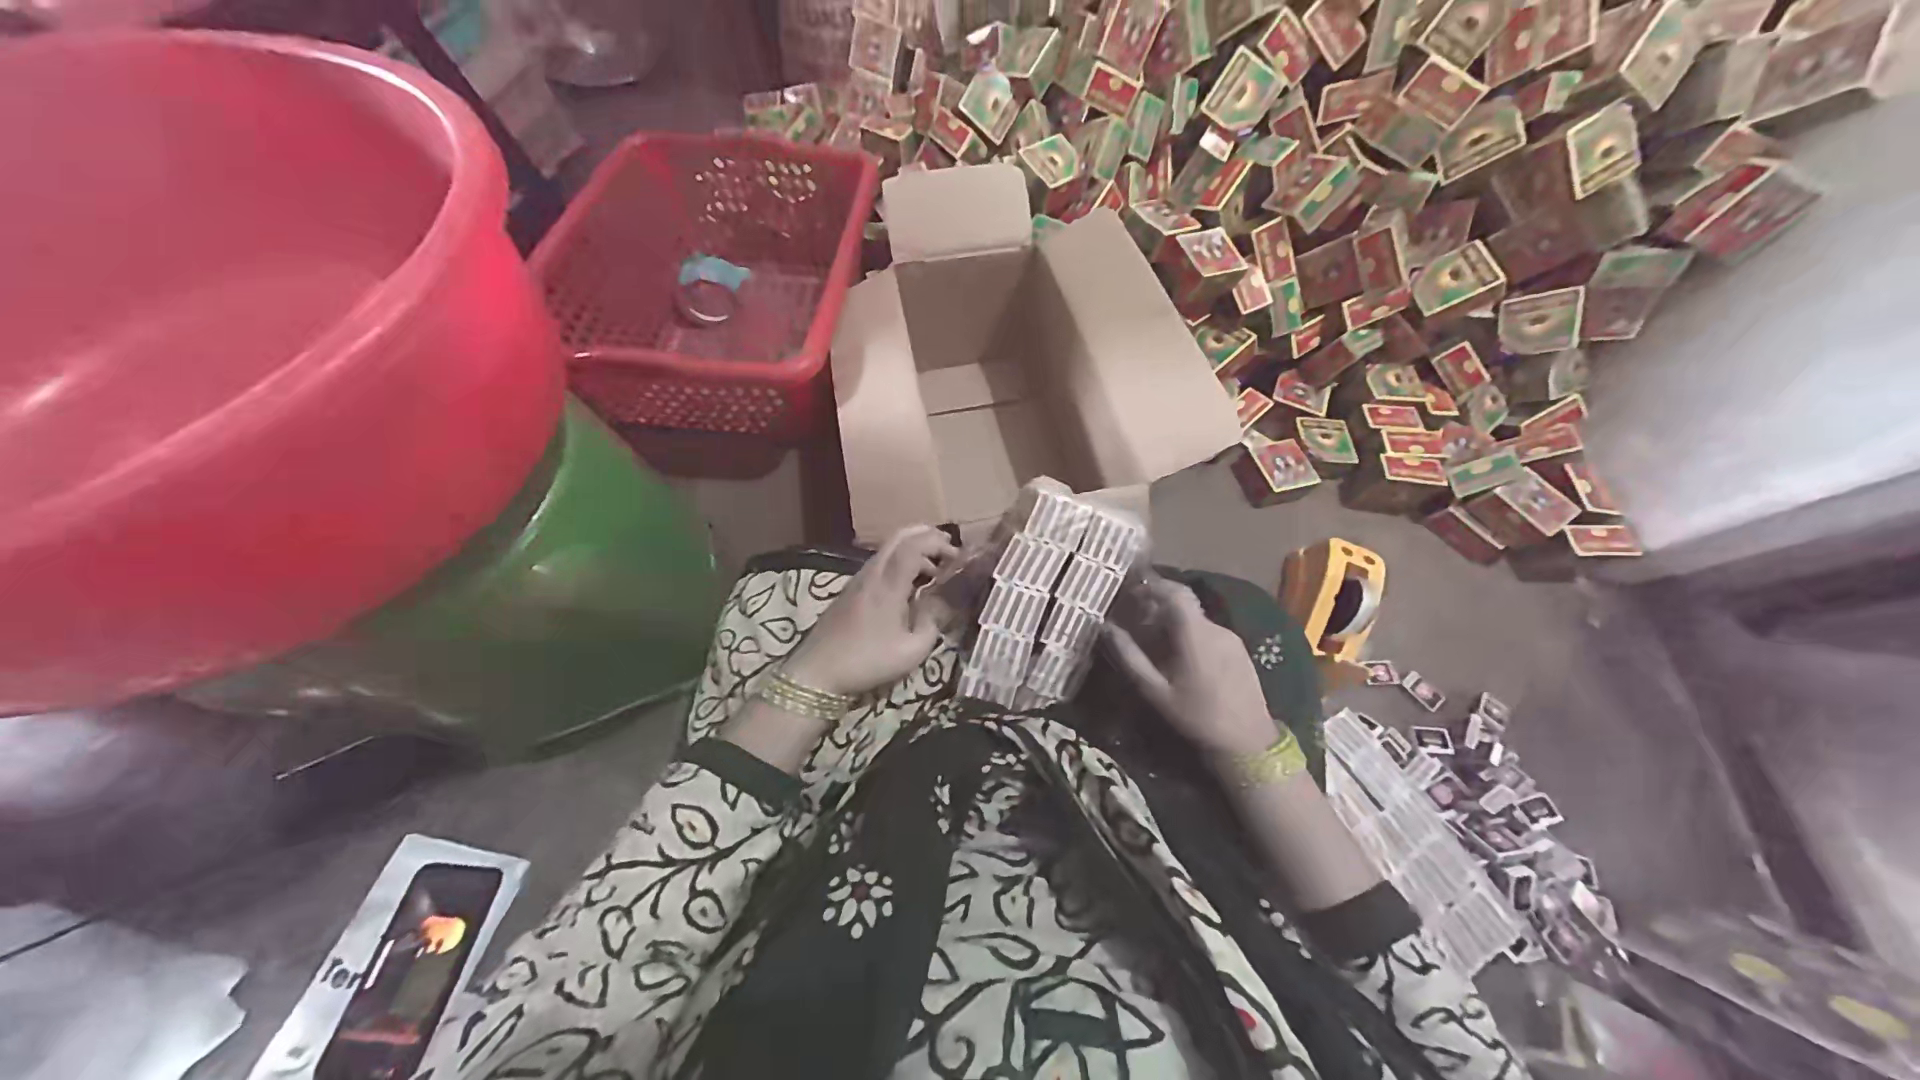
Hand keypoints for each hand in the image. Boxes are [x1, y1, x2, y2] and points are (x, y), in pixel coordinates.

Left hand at [781, 526, 958, 696]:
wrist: (817, 671)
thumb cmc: (867, 662)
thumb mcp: (911, 651)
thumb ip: (932, 623)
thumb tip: (941, 603)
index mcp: (888, 585)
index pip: (914, 546)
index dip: (937, 543)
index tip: (956, 556)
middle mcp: (872, 573)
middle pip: (898, 537)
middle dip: (926, 535)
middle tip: (948, 547)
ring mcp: (858, 579)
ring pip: (887, 548)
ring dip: (912, 548)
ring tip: (933, 569)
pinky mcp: (850, 589)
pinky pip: (879, 562)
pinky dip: (899, 561)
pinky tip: (909, 583)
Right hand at [1106, 578, 1276, 758]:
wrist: (1248, 741)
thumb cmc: (1197, 716)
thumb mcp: (1155, 690)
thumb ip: (1129, 656)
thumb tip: (1105, 628)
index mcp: (1195, 633)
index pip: (1174, 592)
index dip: (1151, 587)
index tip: (1130, 593)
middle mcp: (1216, 628)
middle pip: (1184, 603)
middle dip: (1158, 604)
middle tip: (1136, 618)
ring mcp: (1231, 638)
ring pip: (1195, 618)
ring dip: (1173, 621)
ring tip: (1153, 641)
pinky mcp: (1239, 650)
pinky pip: (1208, 631)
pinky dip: (1188, 632)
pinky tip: (1179, 656)